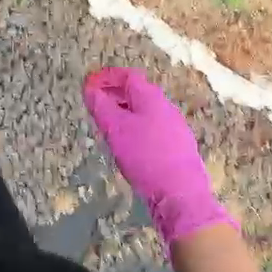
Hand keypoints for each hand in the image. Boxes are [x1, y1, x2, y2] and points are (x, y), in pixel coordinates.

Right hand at [83, 67, 236, 246]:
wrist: (182, 196)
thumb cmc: (145, 156)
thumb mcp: (115, 129)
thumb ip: (101, 107)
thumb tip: (90, 89)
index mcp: (151, 97)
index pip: (127, 76)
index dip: (107, 77)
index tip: (90, 85)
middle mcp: (166, 107)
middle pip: (137, 92)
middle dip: (114, 95)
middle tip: (96, 105)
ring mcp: (175, 128)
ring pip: (145, 112)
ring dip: (125, 114)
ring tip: (109, 127)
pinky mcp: (179, 148)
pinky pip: (153, 129)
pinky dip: (136, 129)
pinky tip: (129, 147)